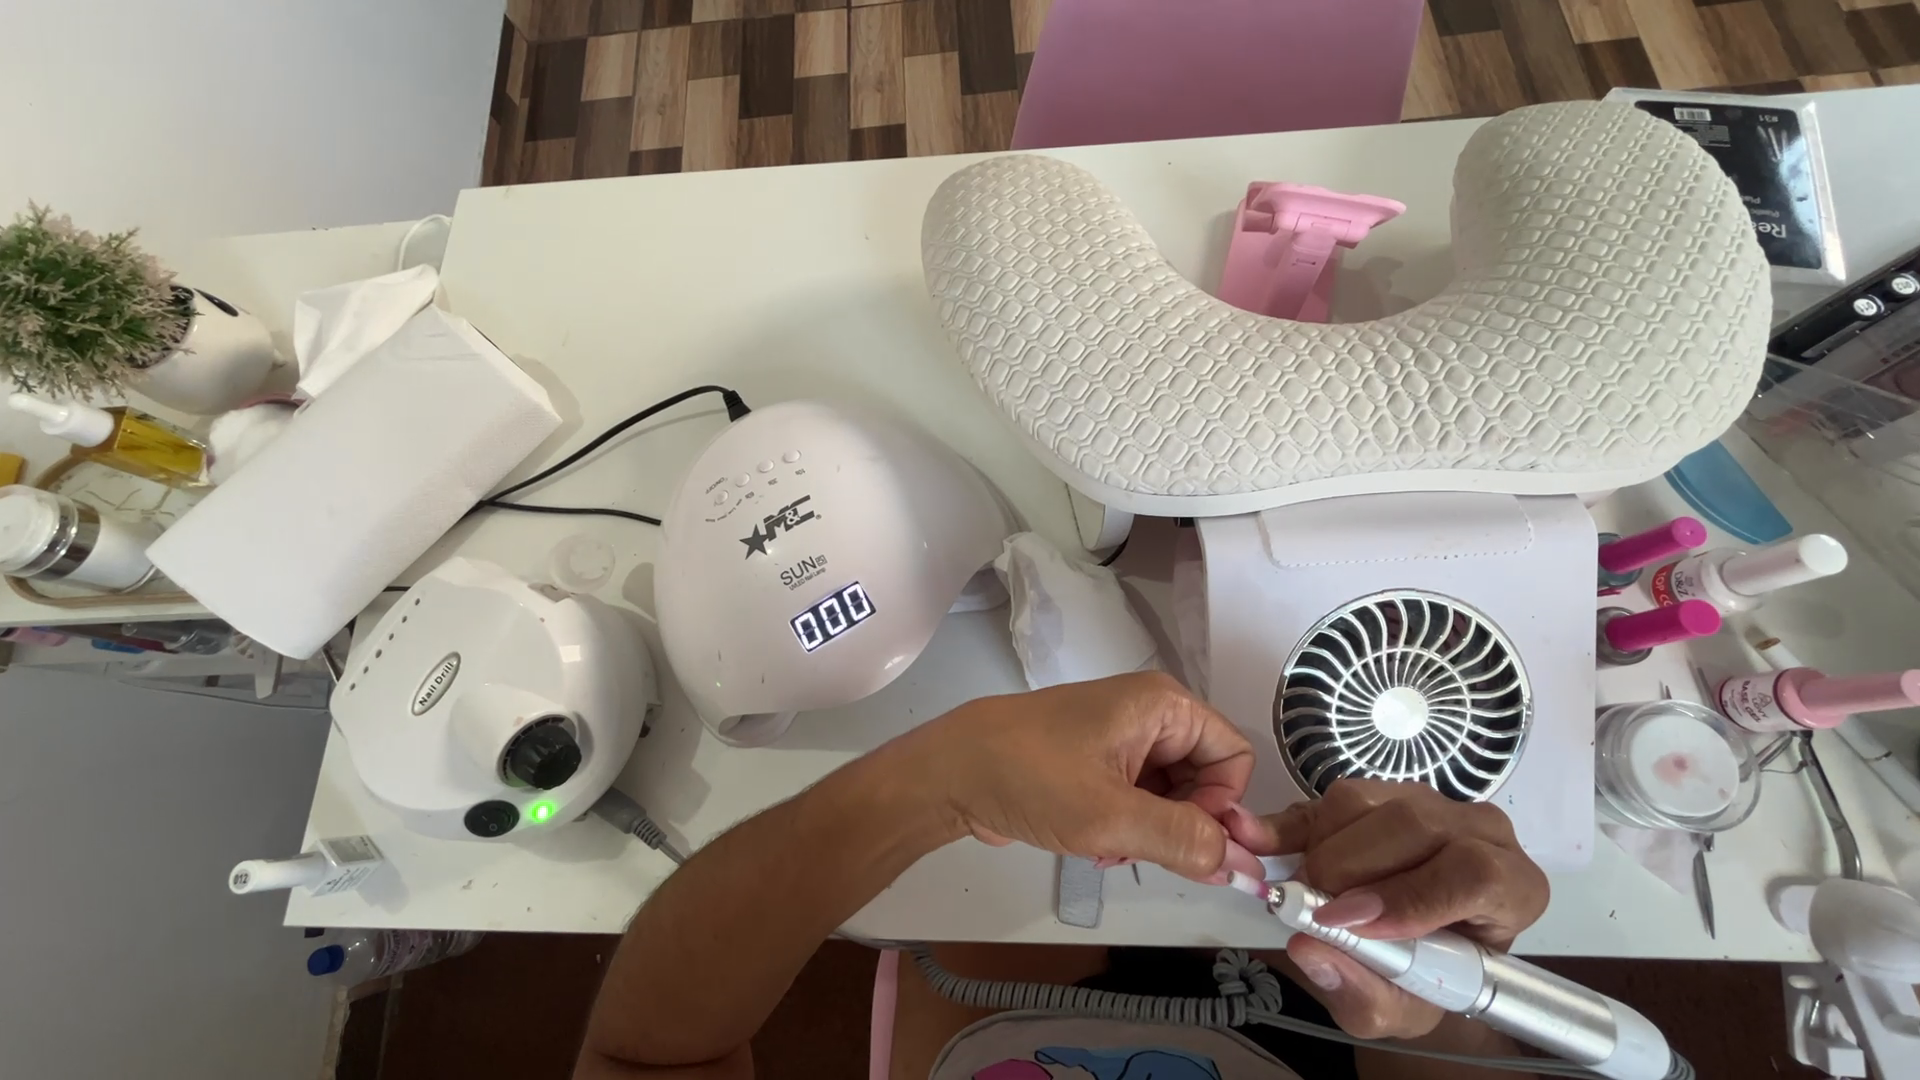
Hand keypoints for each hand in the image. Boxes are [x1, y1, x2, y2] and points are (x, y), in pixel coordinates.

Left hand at [898, 672, 1264, 881]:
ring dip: (1149, 833)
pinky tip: (1094, 845)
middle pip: (1203, 779)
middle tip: (1141, 849)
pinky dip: (1125, 828)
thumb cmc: (1032, 779)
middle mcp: (1148, 714)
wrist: (953, 771)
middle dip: (1180, 824)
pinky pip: (1137, 800)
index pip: (1234, 758)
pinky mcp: (1095, 761)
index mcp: (1162, 705)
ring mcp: (1119, 737)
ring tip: (1108, 846)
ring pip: (1169, 797)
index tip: (1194, 845)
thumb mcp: (1113, 816)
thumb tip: (1243, 864)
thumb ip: (1185, 840)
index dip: (1223, 806)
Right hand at [1224, 779, 1549, 1040]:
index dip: (1410, 896)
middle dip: (1349, 867)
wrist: (1412, 950)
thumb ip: (1363, 992)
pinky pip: (1327, 795)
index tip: (1353, 923)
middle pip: (1413, 825)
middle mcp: (1478, 830)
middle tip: (1310, 906)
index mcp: (1513, 887)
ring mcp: (1424, 799)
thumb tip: (1308, 947)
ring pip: (1363, 801)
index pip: (1475, 873)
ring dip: (1321, 846)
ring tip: (1306, 890)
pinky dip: (1291, 824)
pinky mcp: (1374, 789)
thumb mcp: (1403, 1011)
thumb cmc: (1424, 979)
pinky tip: (1261, 842)